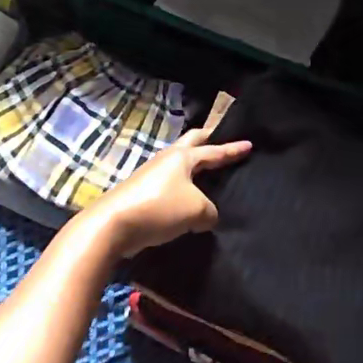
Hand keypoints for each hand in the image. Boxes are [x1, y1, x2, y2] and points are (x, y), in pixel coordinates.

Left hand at [81, 128, 250, 257]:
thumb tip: (205, 215)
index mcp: (183, 157)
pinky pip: (169, 184)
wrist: (113, 224)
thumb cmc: (160, 208)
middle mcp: (167, 160)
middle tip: (220, 137)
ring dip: (192, 165)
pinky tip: (186, 199)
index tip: (249, 144)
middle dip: (207, 139)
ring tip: (206, 172)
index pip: (214, 151)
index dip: (232, 149)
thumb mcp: (197, 210)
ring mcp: (151, 175)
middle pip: (191, 142)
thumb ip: (210, 211)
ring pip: (178, 164)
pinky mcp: (141, 192)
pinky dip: (181, 187)